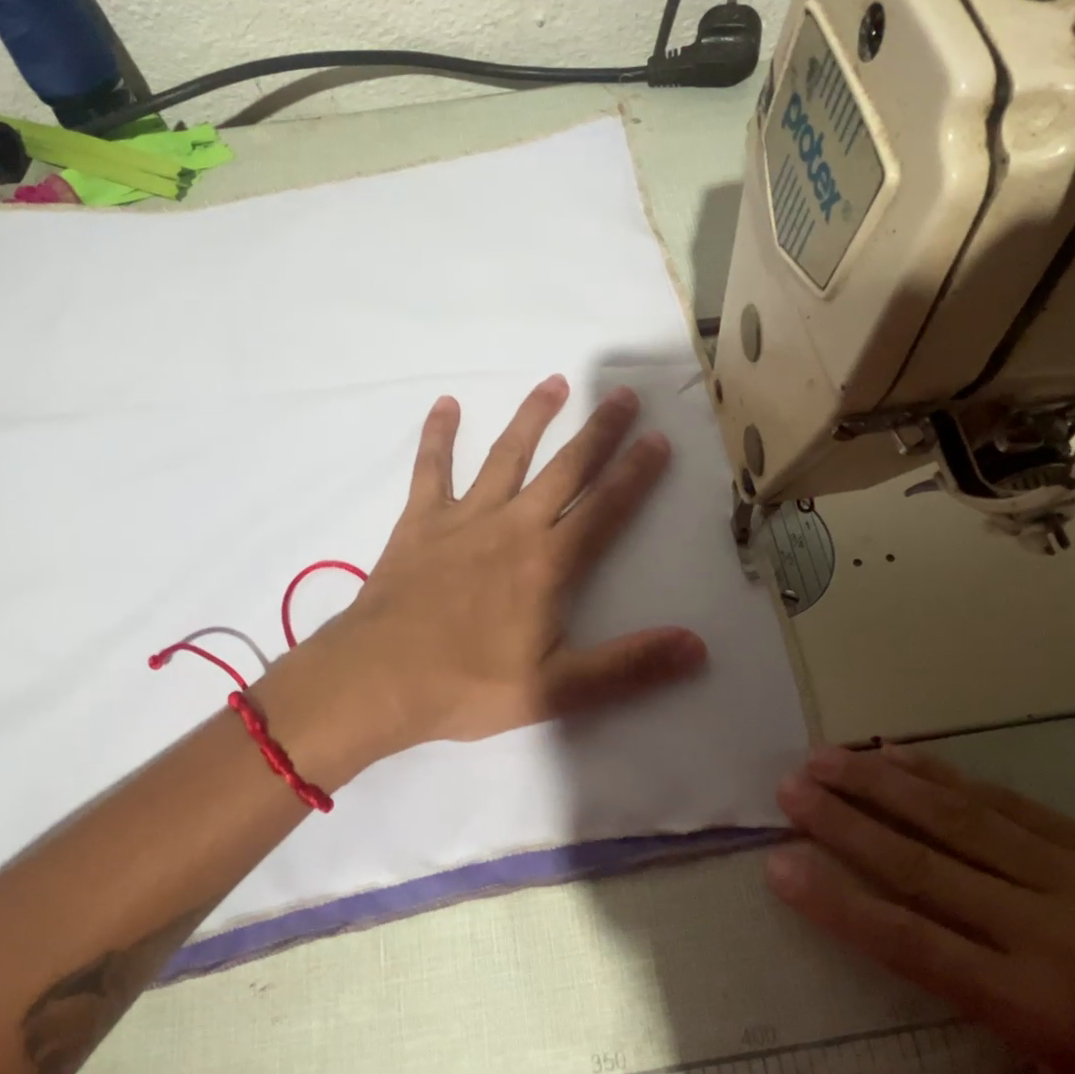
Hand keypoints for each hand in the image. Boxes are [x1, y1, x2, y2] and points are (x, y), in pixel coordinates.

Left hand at [256, 375, 708, 782]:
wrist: (377, 680)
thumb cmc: (468, 687)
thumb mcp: (558, 691)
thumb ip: (628, 667)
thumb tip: (697, 646)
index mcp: (549, 564)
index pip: (606, 509)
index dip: (637, 474)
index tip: (659, 439)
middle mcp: (512, 526)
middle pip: (565, 470)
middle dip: (599, 432)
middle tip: (624, 394)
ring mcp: (463, 519)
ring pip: (506, 456)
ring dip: (532, 418)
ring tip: (555, 383)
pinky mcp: (420, 522)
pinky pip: (431, 469)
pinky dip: (438, 435)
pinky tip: (445, 404)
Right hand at [766, 746, 1074, 1073]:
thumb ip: (980, 1013)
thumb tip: (903, 945)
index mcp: (1035, 1005)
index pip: (910, 940)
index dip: (838, 900)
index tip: (780, 864)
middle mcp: (1048, 932)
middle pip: (924, 864)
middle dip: (847, 822)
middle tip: (789, 787)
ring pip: (959, 817)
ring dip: (883, 783)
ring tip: (827, 757)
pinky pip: (1007, 800)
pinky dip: (945, 775)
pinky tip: (902, 756)